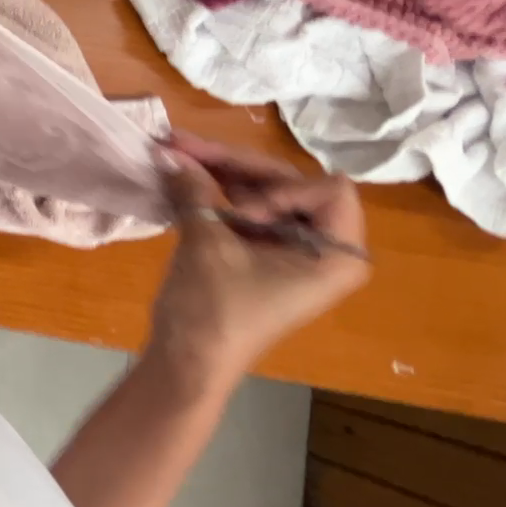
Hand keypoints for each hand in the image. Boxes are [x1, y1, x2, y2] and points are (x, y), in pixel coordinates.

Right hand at [149, 130, 370, 384]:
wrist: (188, 361)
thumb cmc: (214, 309)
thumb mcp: (207, 246)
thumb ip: (195, 194)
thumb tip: (169, 153)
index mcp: (336, 254)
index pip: (325, 190)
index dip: (279, 189)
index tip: (239, 211)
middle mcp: (320, 248)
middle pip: (285, 186)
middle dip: (232, 166)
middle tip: (179, 145)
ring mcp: (285, 251)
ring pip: (257, 195)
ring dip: (215, 175)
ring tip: (169, 153)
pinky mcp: (254, 256)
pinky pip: (239, 213)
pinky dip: (210, 195)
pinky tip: (176, 179)